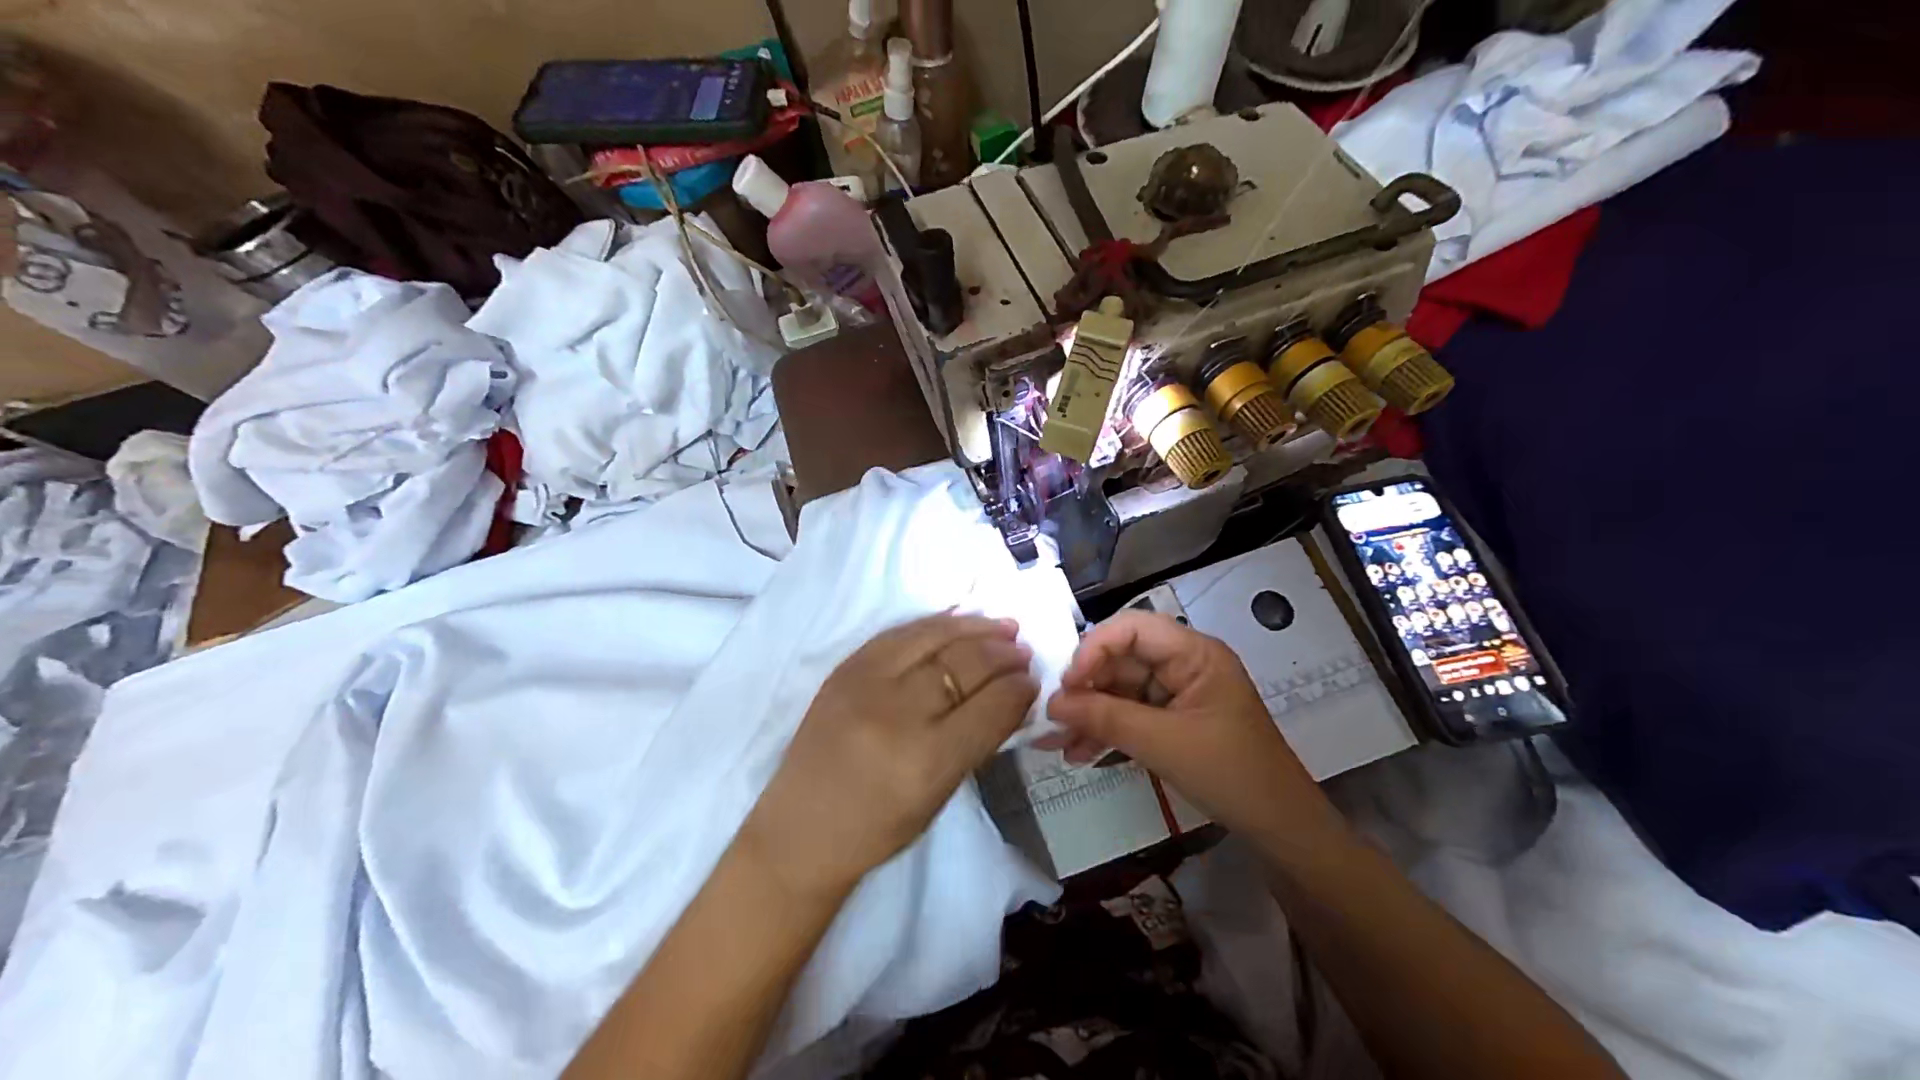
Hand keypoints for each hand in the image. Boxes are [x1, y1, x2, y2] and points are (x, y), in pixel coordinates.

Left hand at [743, 614, 1038, 897]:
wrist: (801, 830)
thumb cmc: (878, 829)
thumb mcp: (939, 795)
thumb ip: (978, 743)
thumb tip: (1013, 699)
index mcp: (928, 760)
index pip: (990, 706)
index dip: (1019, 688)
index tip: (1033, 680)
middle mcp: (898, 713)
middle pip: (965, 664)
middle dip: (1002, 654)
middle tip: (1023, 651)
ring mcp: (866, 684)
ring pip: (933, 637)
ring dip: (975, 628)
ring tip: (1003, 627)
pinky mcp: (844, 669)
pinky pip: (899, 632)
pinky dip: (935, 624)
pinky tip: (958, 621)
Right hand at [1043, 611, 1334, 837]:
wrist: (1278, 827)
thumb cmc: (1230, 774)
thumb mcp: (1163, 744)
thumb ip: (1106, 718)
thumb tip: (1052, 704)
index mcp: (1194, 653)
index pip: (1131, 628)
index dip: (1094, 649)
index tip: (1067, 685)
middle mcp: (1184, 664)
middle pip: (1121, 659)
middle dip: (1084, 689)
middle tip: (1050, 717)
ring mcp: (1177, 692)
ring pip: (1119, 689)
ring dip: (1088, 714)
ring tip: (1055, 742)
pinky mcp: (1172, 720)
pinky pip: (1129, 714)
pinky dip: (1105, 731)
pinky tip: (1078, 753)